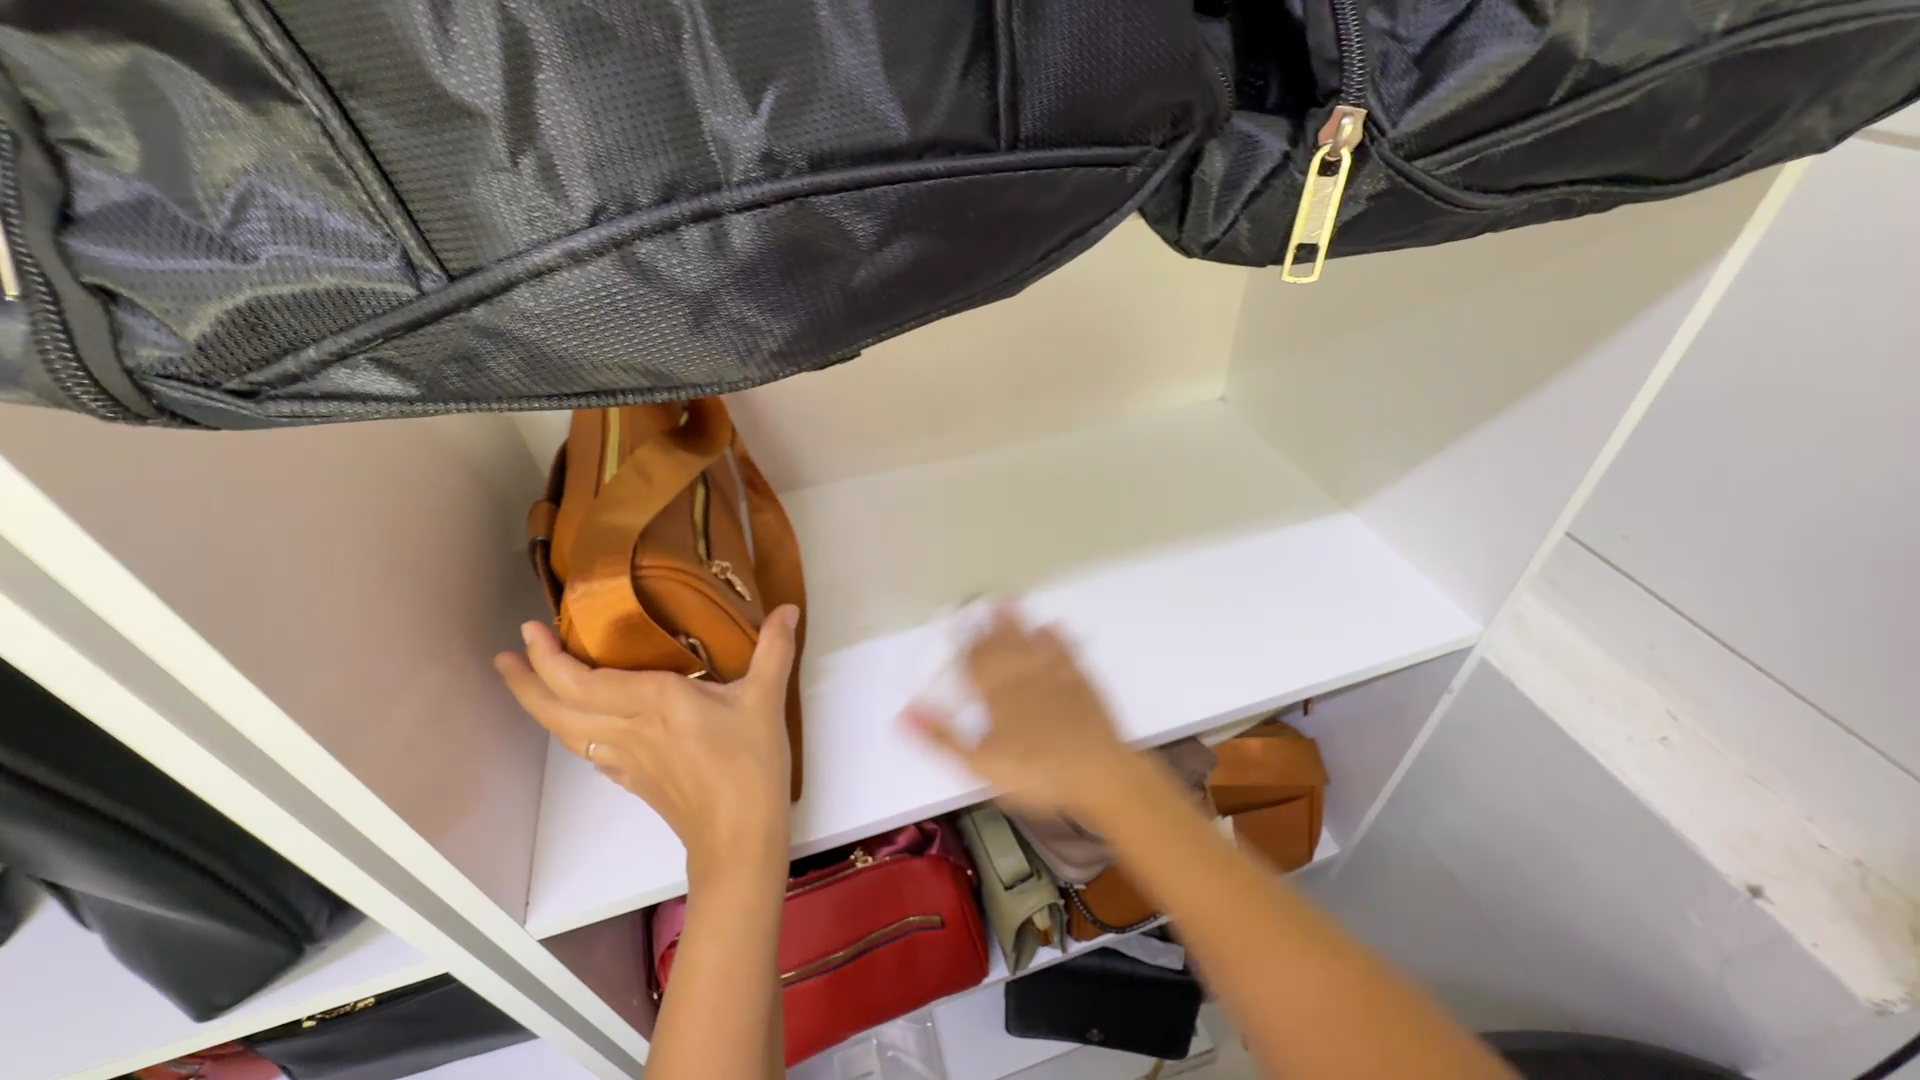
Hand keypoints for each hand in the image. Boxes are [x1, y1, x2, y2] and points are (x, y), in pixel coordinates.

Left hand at [496, 606, 798, 880]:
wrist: (739, 838)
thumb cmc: (750, 766)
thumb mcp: (765, 701)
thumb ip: (774, 650)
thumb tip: (787, 608)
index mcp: (652, 702)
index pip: (581, 680)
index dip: (547, 657)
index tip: (529, 630)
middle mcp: (627, 728)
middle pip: (557, 709)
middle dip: (525, 682)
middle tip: (505, 655)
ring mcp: (624, 760)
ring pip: (566, 733)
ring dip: (539, 708)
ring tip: (527, 684)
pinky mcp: (633, 781)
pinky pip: (588, 753)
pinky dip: (572, 735)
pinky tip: (582, 731)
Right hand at [903, 605, 1138, 818]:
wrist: (1100, 774)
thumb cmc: (1037, 774)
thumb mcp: (980, 764)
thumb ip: (942, 737)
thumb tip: (904, 714)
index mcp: (997, 696)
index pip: (975, 663)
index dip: (965, 646)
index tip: (956, 626)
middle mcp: (1024, 678)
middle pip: (1002, 648)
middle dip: (988, 628)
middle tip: (980, 602)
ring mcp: (1057, 678)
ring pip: (1032, 643)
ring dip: (1019, 623)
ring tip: (1008, 602)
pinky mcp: (1084, 685)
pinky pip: (1067, 653)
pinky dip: (1058, 639)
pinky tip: (1053, 628)